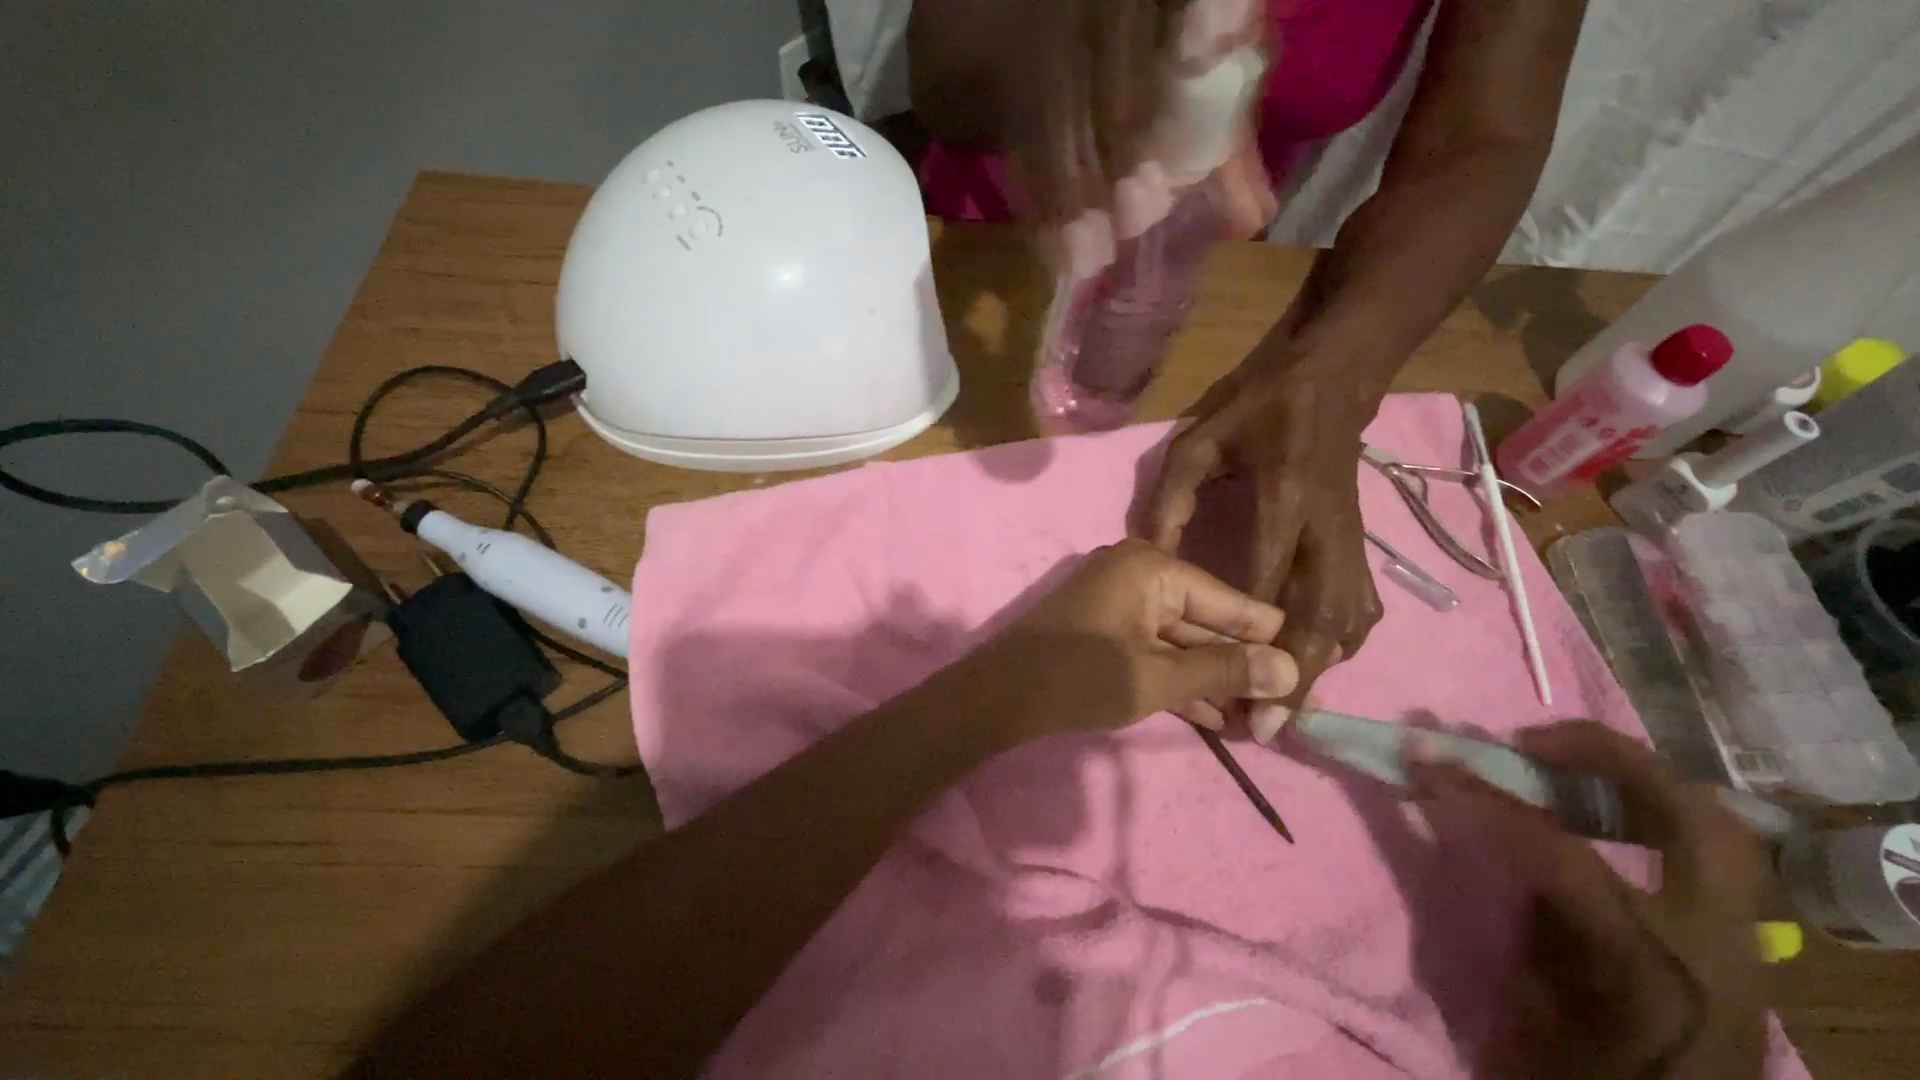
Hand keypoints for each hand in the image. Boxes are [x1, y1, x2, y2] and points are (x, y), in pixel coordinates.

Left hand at [970, 540, 1298, 740]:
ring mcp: (1121, 602)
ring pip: (1184, 642)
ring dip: (1215, 682)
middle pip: (1210, 623)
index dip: (1272, 644)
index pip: (1233, 603)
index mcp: (1153, 566)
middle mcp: (1140, 573)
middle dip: (1243, 670)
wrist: (995, 698)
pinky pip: (1157, 651)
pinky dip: (1181, 682)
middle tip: (1285, 714)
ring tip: (1258, 725)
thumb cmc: (1078, 680)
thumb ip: (1224, 671)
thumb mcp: (1157, 678)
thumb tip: (1290, 670)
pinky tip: (1218, 719)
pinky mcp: (1108, 630)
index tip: (1310, 680)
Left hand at [1142, 354, 1385, 740]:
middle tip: (1270, 725)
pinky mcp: (1357, 538)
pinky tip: (1316, 664)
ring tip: (1285, 706)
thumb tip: (1154, 558)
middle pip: (1322, 616)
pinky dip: (1340, 639)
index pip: (1269, 586)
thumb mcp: (1196, 444)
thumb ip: (1172, 500)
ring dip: (1322, 664)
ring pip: (1349, 615)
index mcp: (1281, 500)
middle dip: (1299, 676)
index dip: (1257, 646)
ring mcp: (1349, 534)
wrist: (1331, 376)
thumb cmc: (1255, 405)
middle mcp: (1324, 527)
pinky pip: (1357, 601)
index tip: (1247, 697)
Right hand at [1411, 722, 1770, 1079]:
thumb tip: (1475, 833)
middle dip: (1606, 757)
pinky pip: (1710, 857)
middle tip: (1528, 741)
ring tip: (1569, 764)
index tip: (1424, 761)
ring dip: (1640, 780)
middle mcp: (1713, 945)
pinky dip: (1657, 818)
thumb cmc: (1572, 1077)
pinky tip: (1606, 812)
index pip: (1561, 854)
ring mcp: (1742, 944)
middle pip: (1688, 816)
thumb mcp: (1525, 1010)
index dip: (1486, 798)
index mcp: (1647, 967)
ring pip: (1718, 827)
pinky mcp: (1744, 947)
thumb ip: (1511, 919)